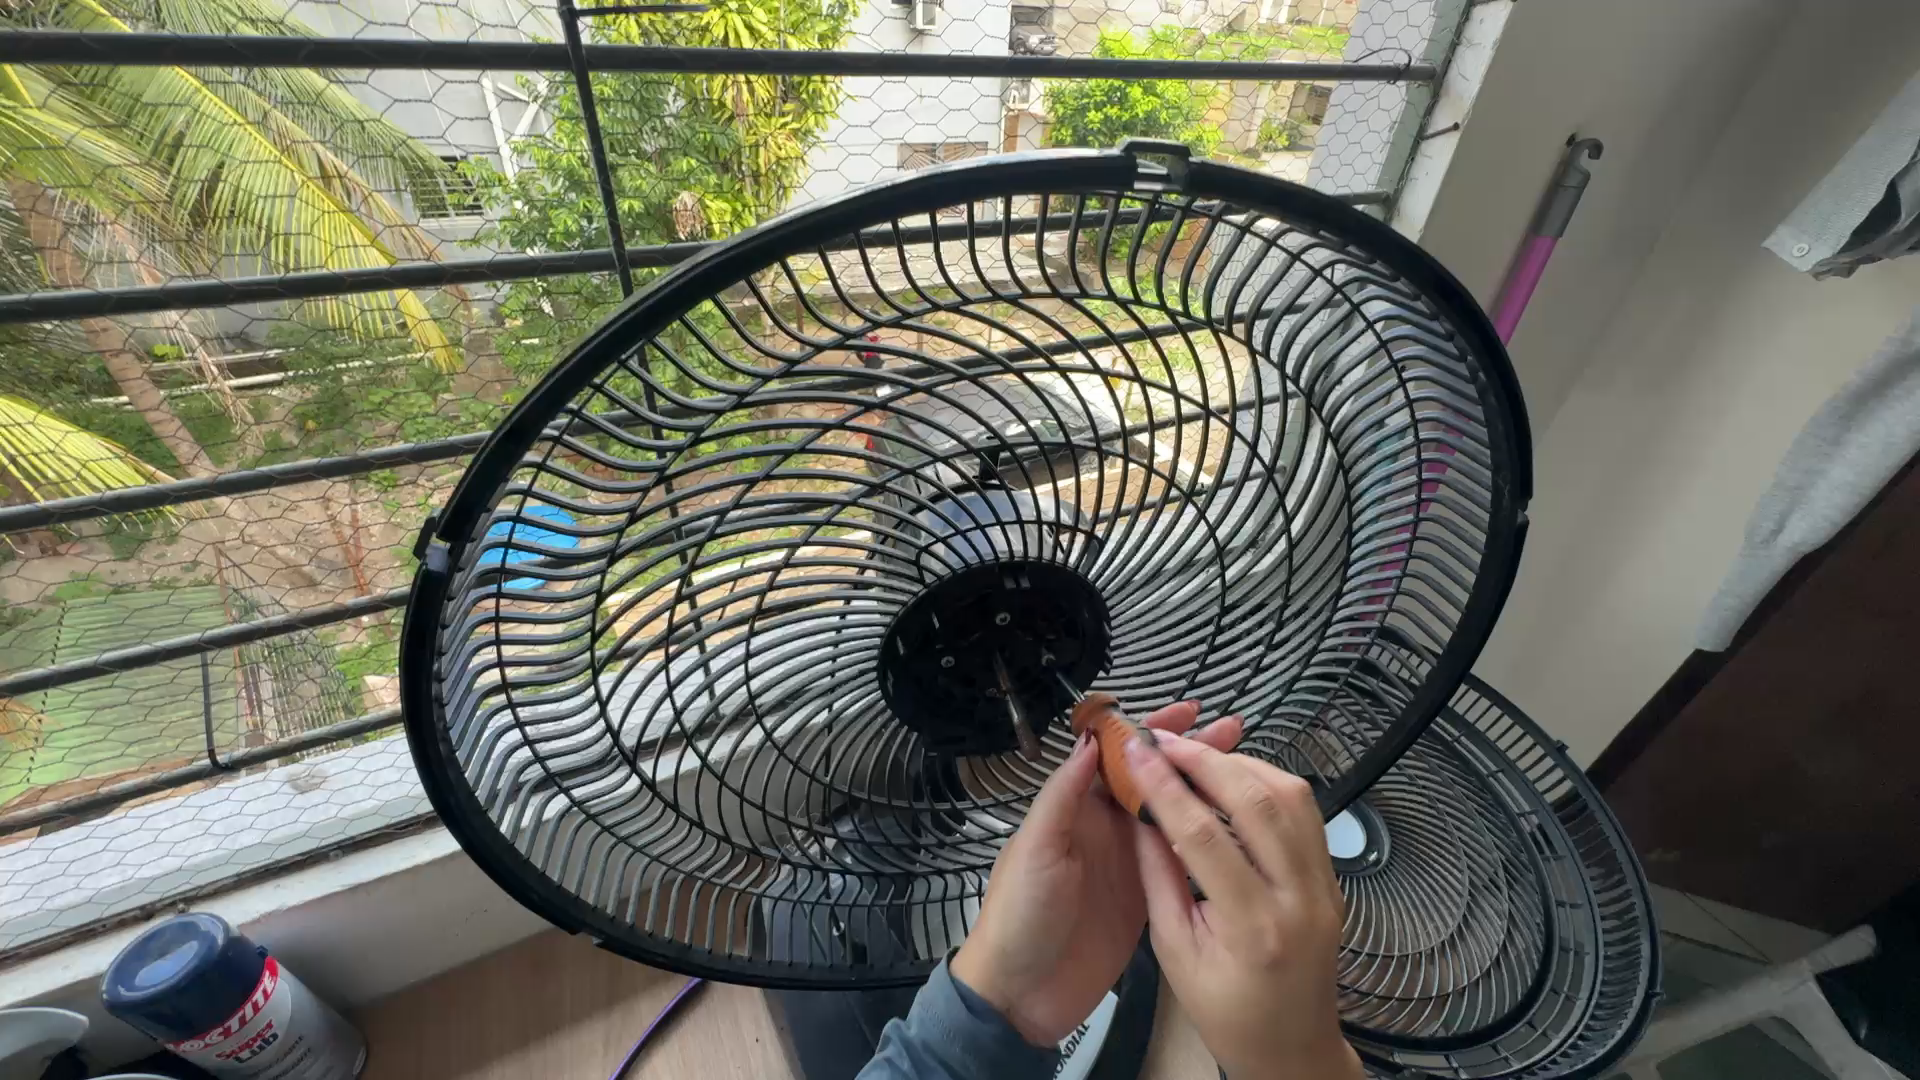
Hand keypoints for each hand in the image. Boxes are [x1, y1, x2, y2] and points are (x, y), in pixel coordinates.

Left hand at [950, 703, 1241, 1046]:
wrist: (1021, 993)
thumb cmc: (1019, 913)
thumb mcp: (1036, 847)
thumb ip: (1064, 793)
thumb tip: (1090, 738)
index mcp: (1074, 806)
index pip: (1115, 756)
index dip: (1149, 731)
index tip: (1186, 711)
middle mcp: (1103, 825)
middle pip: (1149, 778)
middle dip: (1186, 752)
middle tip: (1229, 729)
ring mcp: (1127, 860)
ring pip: (1167, 811)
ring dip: (1199, 786)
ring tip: (1241, 765)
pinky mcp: (1145, 895)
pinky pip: (1176, 856)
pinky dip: (1201, 835)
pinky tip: (1232, 824)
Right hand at [1125, 733, 1361, 1079]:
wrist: (1293, 1048)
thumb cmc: (1226, 1011)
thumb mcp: (1174, 949)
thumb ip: (1158, 875)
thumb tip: (1142, 811)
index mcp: (1253, 928)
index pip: (1204, 835)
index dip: (1165, 786)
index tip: (1137, 753)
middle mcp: (1300, 900)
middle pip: (1256, 802)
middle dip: (1204, 760)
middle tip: (1164, 741)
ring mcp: (1325, 886)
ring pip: (1289, 796)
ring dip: (1238, 763)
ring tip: (1194, 754)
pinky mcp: (1332, 877)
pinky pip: (1304, 810)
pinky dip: (1266, 780)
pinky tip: (1233, 776)